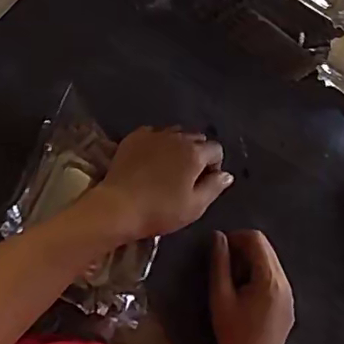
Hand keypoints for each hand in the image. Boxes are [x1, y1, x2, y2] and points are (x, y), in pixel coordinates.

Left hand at [84, 126, 231, 243]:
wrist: (118, 206)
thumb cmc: (160, 210)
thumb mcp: (195, 206)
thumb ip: (214, 187)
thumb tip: (226, 174)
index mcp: (195, 152)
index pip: (216, 149)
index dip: (214, 166)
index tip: (203, 183)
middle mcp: (177, 136)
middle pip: (197, 138)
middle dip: (197, 153)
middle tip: (186, 176)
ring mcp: (154, 134)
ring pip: (175, 133)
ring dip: (178, 146)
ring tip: (168, 166)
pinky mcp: (135, 136)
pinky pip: (154, 134)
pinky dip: (157, 143)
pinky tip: (149, 160)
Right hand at [210, 230, 293, 343]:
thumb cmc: (234, 337)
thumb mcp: (220, 299)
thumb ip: (219, 265)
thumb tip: (218, 237)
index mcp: (269, 278)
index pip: (256, 239)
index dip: (236, 237)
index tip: (220, 250)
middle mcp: (284, 280)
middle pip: (265, 248)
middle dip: (243, 249)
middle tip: (224, 266)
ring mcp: (289, 293)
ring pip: (270, 261)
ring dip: (251, 261)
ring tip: (233, 281)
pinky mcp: (288, 303)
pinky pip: (275, 276)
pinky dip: (260, 274)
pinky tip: (246, 294)